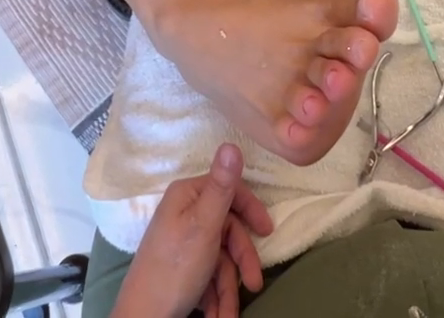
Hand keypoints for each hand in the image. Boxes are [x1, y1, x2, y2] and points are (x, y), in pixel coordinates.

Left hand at [114, 144, 274, 317]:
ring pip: (221, 258)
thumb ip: (221, 187)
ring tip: (227, 314)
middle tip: (254, 284)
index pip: (228, 190)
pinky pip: (209, 275)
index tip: (268, 231)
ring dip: (229, 288)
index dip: (251, 210)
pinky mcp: (182, 268)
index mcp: (187, 195)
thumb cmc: (176, 267)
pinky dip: (216, 296)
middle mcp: (184, 213)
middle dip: (241, 260)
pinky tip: (215, 314)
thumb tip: (232, 143)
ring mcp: (183, 242)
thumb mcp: (204, 225)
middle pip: (228, 228)